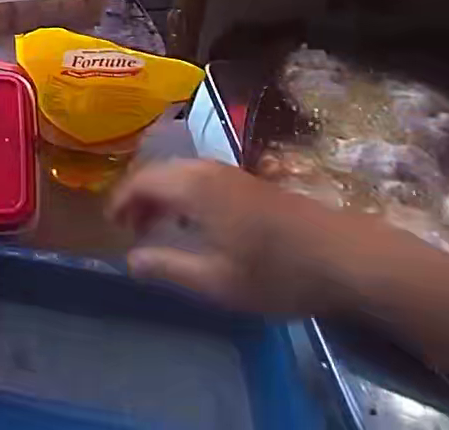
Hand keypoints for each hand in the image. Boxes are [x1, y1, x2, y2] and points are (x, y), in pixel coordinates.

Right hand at [110, 160, 429, 316]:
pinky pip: (198, 177)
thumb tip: (130, 259)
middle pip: (159, 171)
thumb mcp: (216, 281)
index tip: (109, 227)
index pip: (142, 179)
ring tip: (153, 228)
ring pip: (180, 172)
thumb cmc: (274, 271)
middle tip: (128, 232)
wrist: (339, 254)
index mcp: (194, 185)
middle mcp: (207, 168)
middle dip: (138, 197)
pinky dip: (181, 194)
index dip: (120, 200)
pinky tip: (189, 222)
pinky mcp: (246, 180)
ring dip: (160, 195)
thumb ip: (168, 267)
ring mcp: (229, 171)